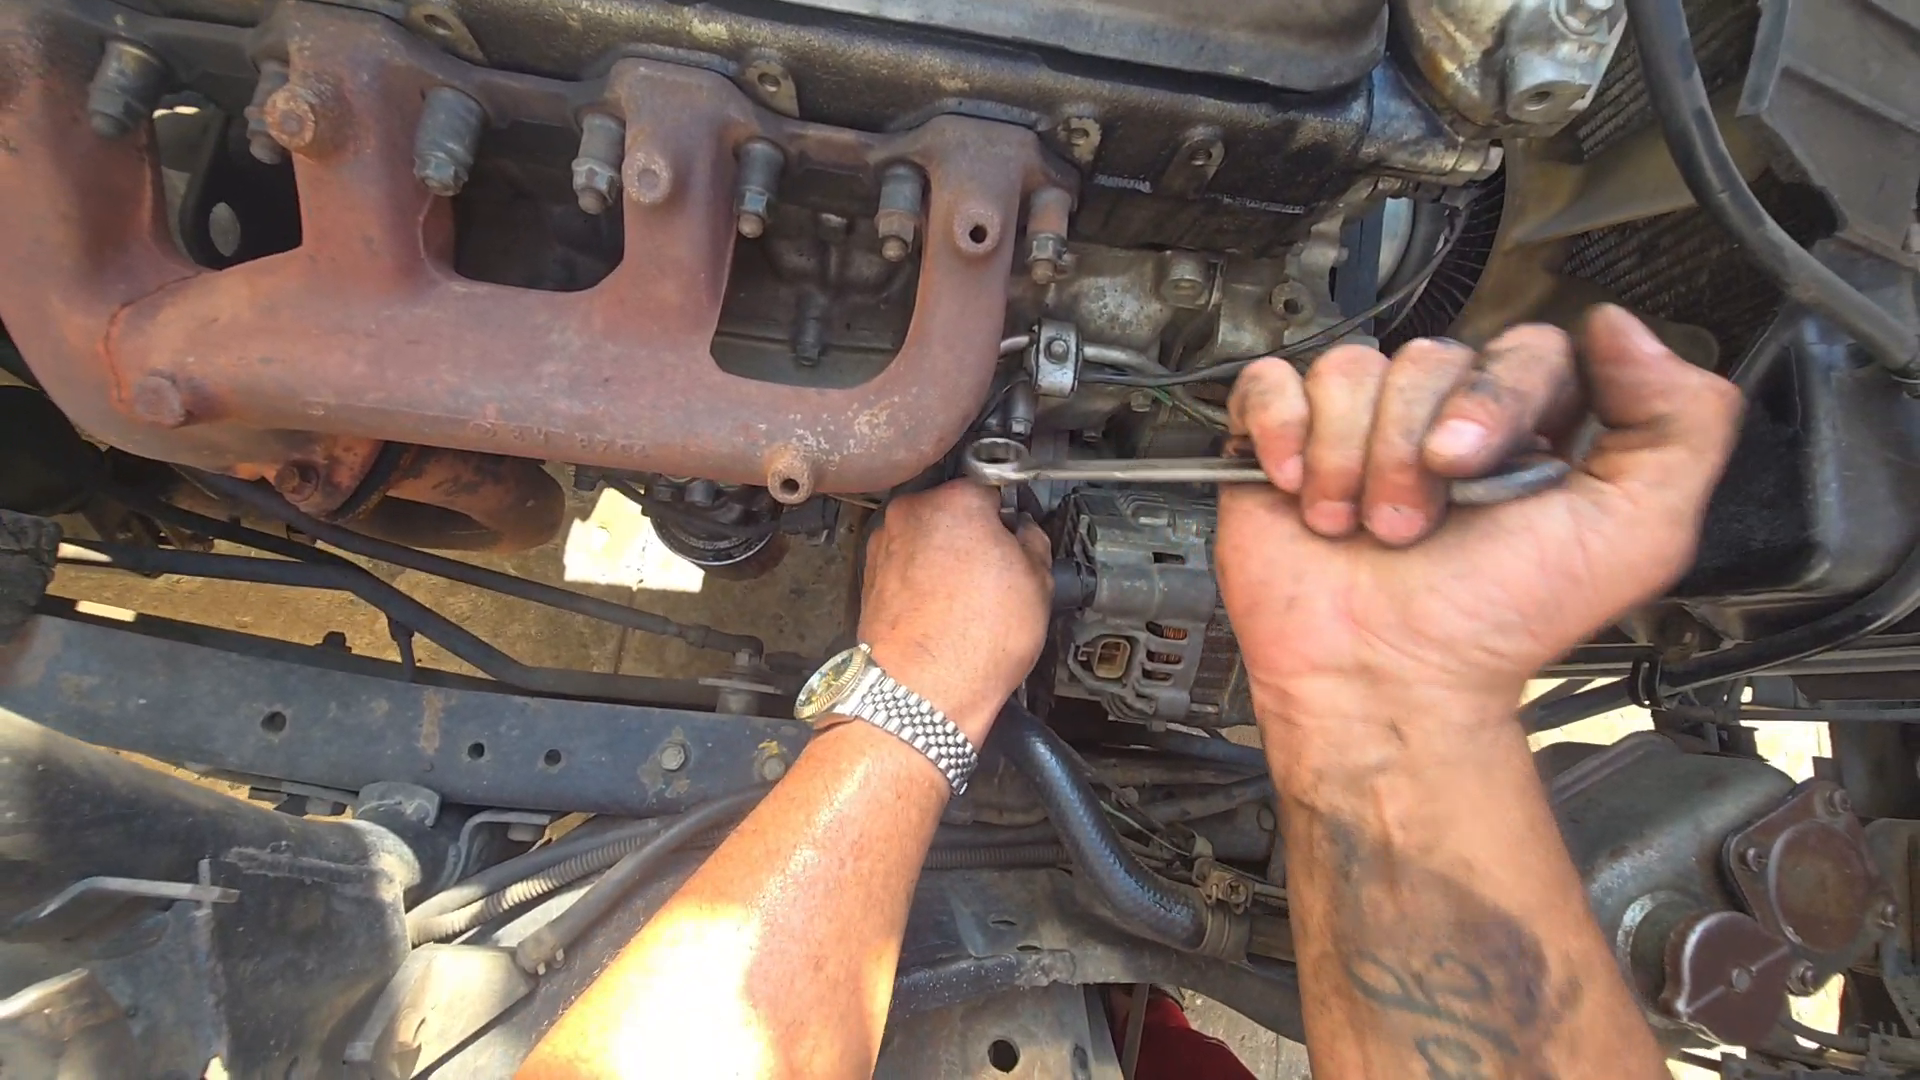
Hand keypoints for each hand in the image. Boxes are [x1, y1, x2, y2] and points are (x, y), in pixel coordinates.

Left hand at [858, 480, 1052, 745]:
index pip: (993, 488)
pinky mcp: (869, 574)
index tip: (1017, 534)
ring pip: (928, 536)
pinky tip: (943, 608)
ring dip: (946, 555)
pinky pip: (906, 563)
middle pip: (955, 509)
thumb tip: (1026, 535)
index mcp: (957, 501)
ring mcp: (885, 542)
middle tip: (998, 572)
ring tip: (969, 598)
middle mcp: (913, 512)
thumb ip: (1034, 543)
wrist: (921, 692)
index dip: (1011, 515)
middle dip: (976, 534)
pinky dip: (923, 577)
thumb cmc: (974, 643)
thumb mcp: (1038, 585)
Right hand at [1215, 305, 1742, 729]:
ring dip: (1342, 454)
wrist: (1372, 674)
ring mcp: (1345, 432)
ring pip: (1345, 371)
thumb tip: (1618, 328)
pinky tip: (1291, 483)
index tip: (1465, 466)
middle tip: (1403, 524)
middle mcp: (1428, 423)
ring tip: (1343, 521)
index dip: (1491, 398)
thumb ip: (1677, 424)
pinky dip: (1277, 426)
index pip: (1517, 348)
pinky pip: (1268, 384)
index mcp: (1515, 429)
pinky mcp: (1274, 448)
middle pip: (1421, 357)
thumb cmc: (1487, 622)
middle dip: (1405, 447)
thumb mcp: (1630, 534)